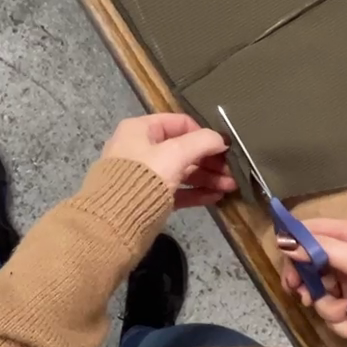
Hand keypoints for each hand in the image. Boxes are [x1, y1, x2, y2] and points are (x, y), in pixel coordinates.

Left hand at [100, 113, 236, 208]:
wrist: (114, 223)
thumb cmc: (143, 178)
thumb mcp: (175, 153)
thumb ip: (202, 141)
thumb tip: (222, 139)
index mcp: (141, 130)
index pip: (180, 123)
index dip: (204, 134)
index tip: (224, 148)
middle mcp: (142, 149)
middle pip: (184, 149)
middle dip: (211, 160)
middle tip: (232, 171)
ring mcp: (145, 176)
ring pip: (183, 171)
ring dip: (208, 177)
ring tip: (230, 187)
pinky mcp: (149, 198)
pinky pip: (178, 191)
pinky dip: (196, 192)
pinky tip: (216, 197)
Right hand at [278, 219, 346, 338]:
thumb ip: (321, 249)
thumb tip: (285, 241)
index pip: (309, 231)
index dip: (294, 247)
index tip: (287, 267)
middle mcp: (345, 255)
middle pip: (309, 267)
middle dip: (309, 286)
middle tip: (305, 297)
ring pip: (320, 295)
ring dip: (332, 307)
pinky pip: (333, 314)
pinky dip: (344, 320)